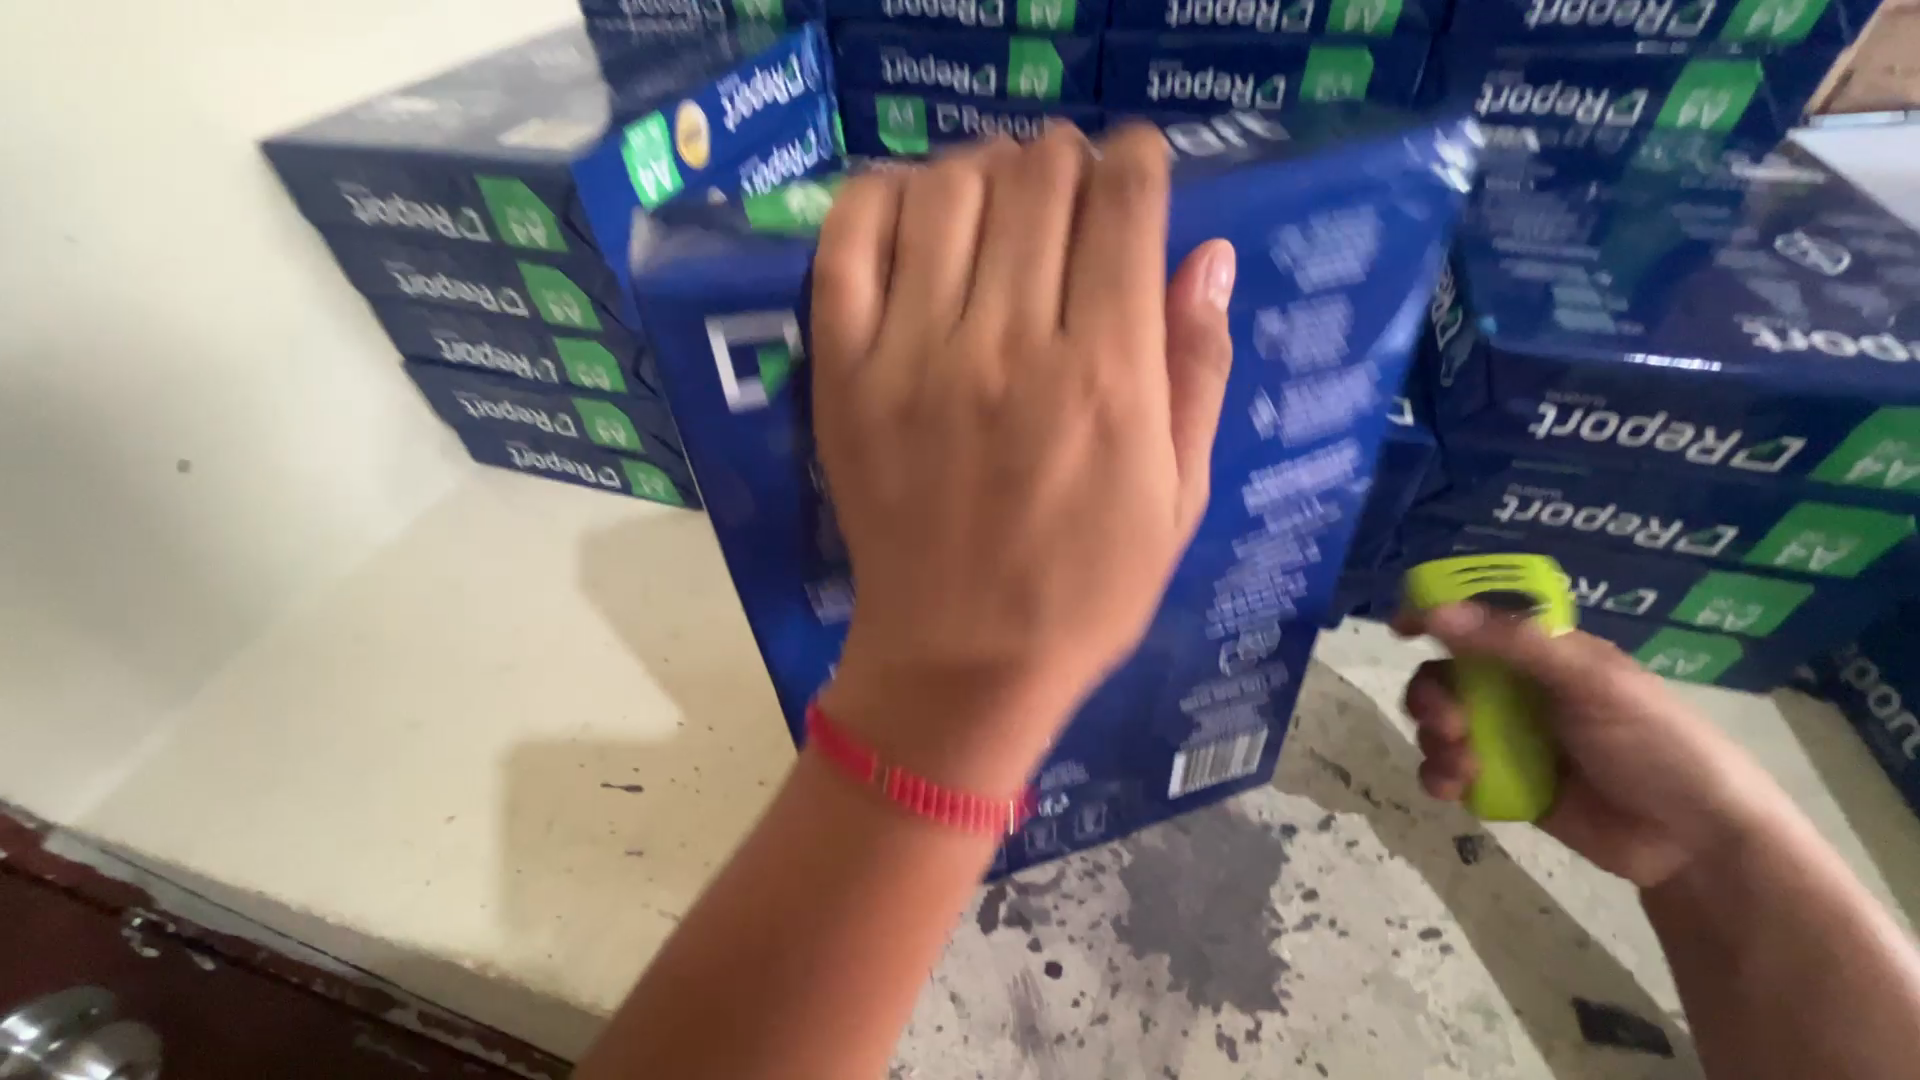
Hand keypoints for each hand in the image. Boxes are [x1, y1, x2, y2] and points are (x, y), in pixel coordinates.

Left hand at [808, 126, 1237, 793]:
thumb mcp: (1179, 499)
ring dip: (985, 167)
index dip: (1140, 162)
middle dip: (1067, 160)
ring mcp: (913, 355)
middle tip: (1071, 187)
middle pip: (1038, 179)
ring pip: (948, 190)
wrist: (960, 660)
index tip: (1139, 168)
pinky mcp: (844, 374)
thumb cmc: (1084, 593)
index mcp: (1105, 376)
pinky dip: (881, 197)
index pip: (1125, 205)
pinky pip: (849, 243)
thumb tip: (1209, 258)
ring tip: (1000, 195)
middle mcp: (1008, 345)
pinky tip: (914, 205)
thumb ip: (1197, 372)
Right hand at [1395, 603, 1792, 887]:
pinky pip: (1447, 769)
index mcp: (1543, 656)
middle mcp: (1519, 691)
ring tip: (1460, 765)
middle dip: (1431, 697)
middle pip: (1443, 676)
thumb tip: (1436, 610)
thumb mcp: (1592, 682)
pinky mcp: (1501, 783)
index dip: (1436, 618)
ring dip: (1434, 739)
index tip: (1399, 628)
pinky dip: (1439, 774)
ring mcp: (1508, 739)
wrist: (1697, 844)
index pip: (1477, 624)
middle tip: (1448, 723)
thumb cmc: (1657, 745)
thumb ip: (1513, 644)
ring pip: (1438, 723)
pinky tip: (1451, 788)